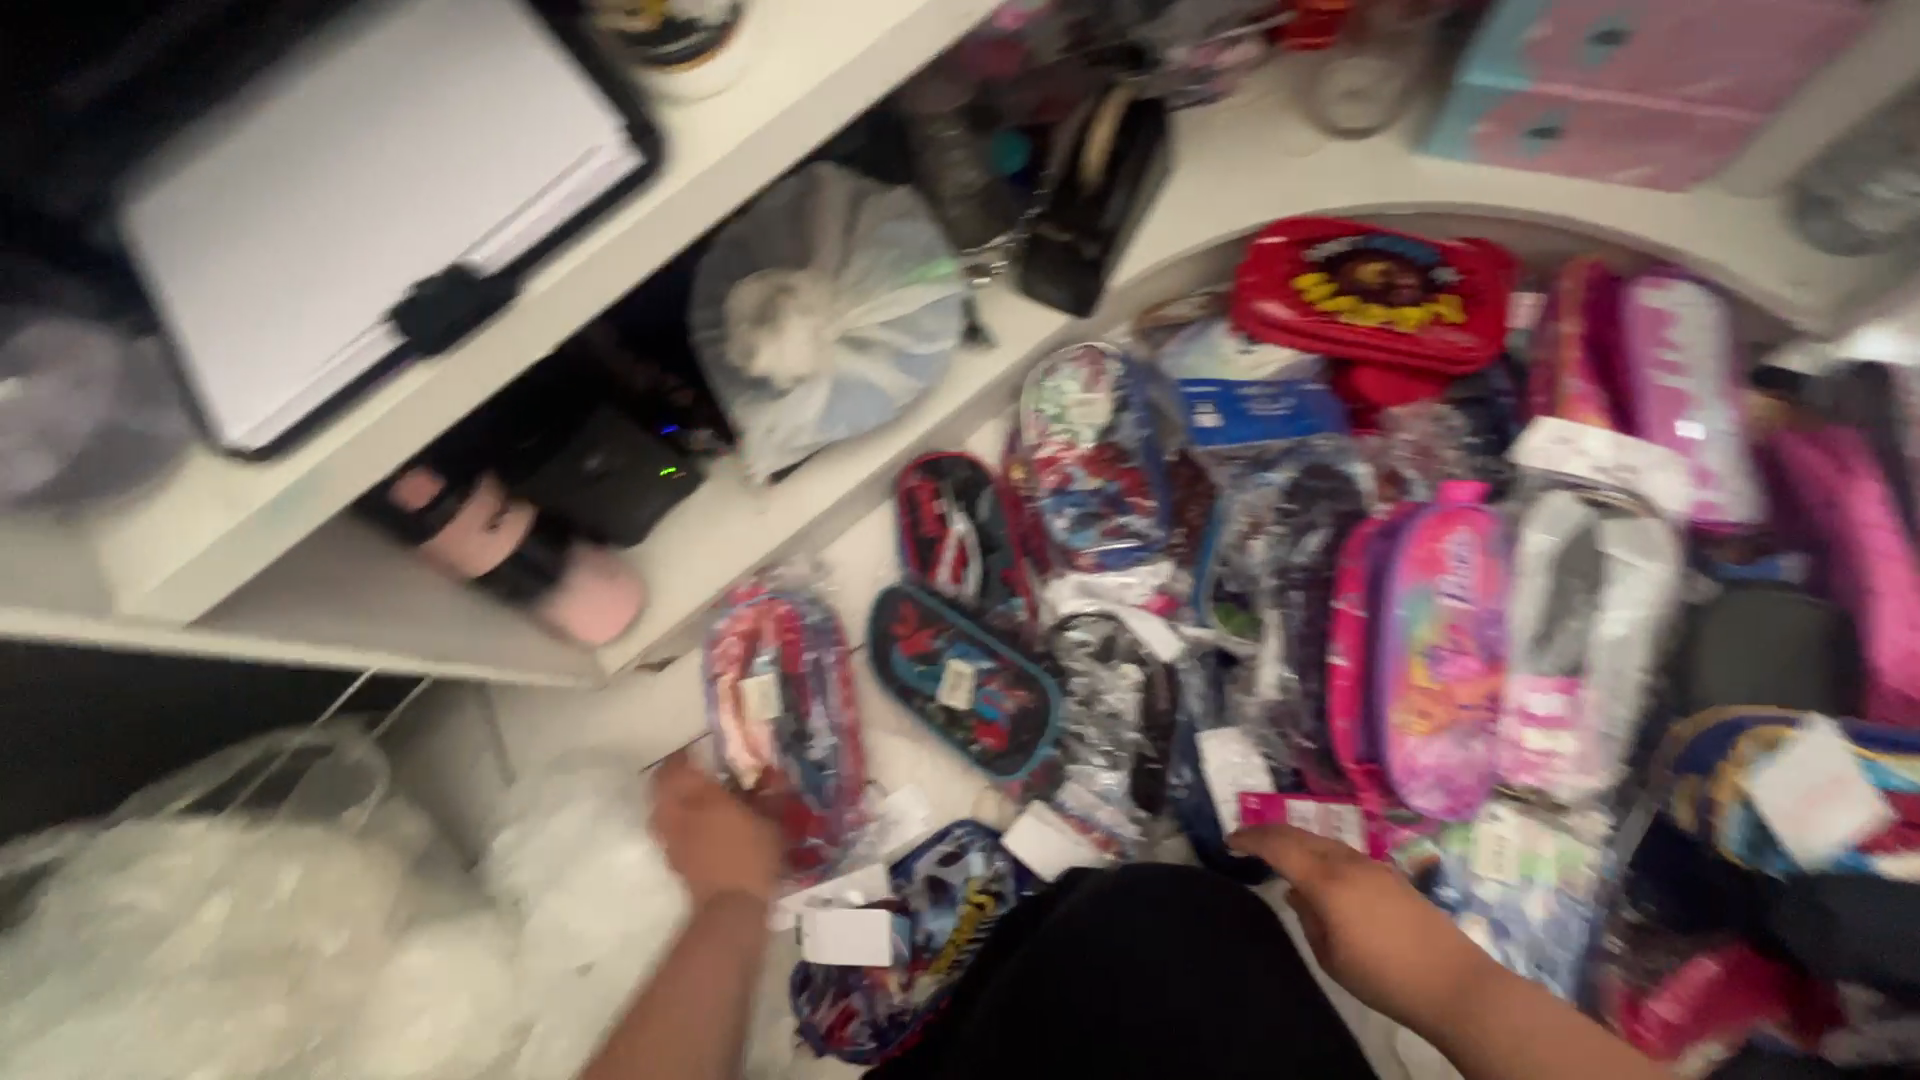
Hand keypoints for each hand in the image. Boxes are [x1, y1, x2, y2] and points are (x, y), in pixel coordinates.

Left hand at [651, 752, 780, 908]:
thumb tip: (775, 780)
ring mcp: (672, 838)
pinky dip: (674, 822)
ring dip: (667, 799)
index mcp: (703, 798)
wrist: (731, 907)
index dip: (681, 757)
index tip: (692, 751)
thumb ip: (770, 799)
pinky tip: (693, 827)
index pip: (679, 769)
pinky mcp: (673, 860)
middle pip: (659, 787)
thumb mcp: (772, 823)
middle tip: (686, 771)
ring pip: (657, 810)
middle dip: (668, 776)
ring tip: (687, 798)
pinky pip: (666, 831)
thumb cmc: (754, 856)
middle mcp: (681, 814)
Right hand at [1230, 822, 1505, 1033]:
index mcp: (1326, 880)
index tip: (1229, 840)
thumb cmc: (1385, 978)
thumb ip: (1308, 917)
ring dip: (1297, 840)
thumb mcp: (1331, 957)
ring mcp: (1374, 867)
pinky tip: (1321, 870)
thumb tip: (1297, 893)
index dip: (1250, 838)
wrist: (1458, 986)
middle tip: (1247, 838)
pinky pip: (1345, 853)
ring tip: (1280, 851)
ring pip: (1324, 840)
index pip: (1278, 846)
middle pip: (1300, 834)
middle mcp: (1348, 862)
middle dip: (1269, 832)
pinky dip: (1321, 851)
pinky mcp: (1393, 877)